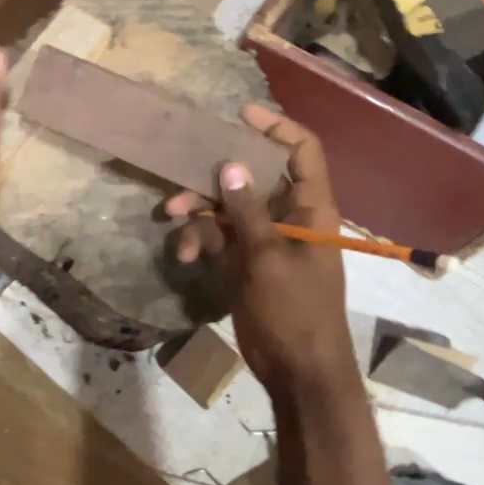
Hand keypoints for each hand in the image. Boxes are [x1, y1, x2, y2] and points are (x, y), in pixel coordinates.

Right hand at [164, 105, 350, 393]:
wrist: (298, 370)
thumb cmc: (295, 311)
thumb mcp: (268, 257)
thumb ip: (247, 210)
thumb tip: (230, 165)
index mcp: (311, 206)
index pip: (303, 150)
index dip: (276, 126)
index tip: (239, 114)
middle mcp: (289, 214)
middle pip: (253, 174)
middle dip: (214, 174)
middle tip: (182, 171)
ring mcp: (265, 238)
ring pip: (227, 205)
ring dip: (198, 210)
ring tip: (172, 217)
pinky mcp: (244, 261)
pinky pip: (217, 236)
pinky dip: (198, 240)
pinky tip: (184, 255)